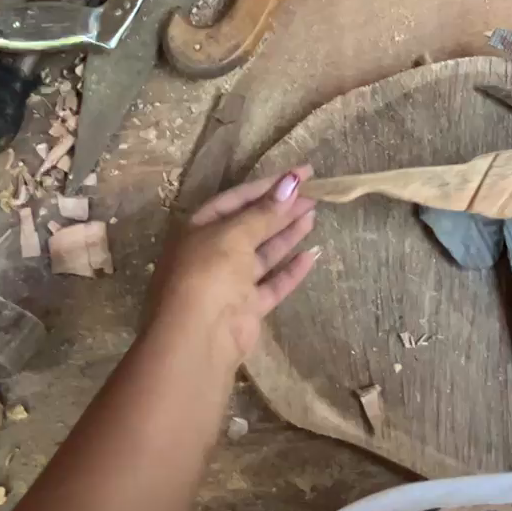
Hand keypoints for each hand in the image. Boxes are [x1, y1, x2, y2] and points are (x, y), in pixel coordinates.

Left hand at [147, 166, 319, 365]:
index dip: (269, 185)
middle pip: (251, 224)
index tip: (301, 174)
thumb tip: (290, 183)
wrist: (197, 337)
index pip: (237, 199)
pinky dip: (291, 270)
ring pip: (263, 252)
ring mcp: (229, 282)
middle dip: (281, 208)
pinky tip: (312, 255)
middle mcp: (211, 253)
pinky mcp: (246, 308)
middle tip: (313, 192)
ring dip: (287, 233)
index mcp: (198, 229)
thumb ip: (264, 212)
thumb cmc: (208, 272)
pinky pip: (272, 283)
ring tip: (314, 213)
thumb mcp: (234, 234)